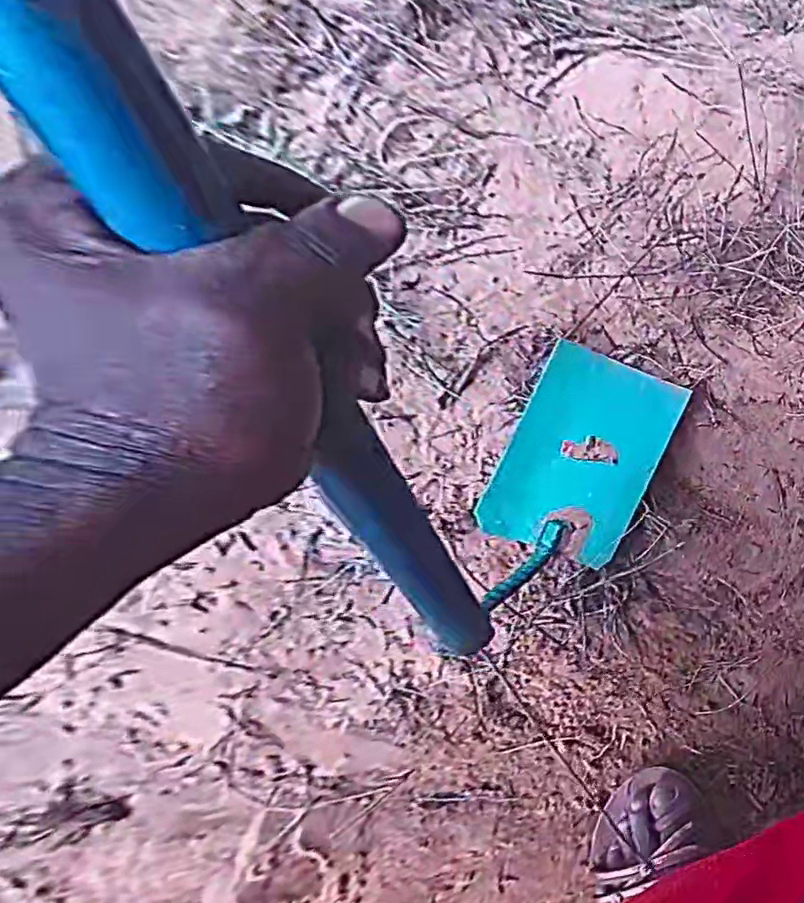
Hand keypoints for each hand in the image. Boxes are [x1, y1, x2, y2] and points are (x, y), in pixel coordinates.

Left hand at [0, 143, 405, 528]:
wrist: (177, 490)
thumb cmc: (184, 403)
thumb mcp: (252, 309)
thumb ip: (315, 252)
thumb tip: (378, 213)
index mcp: (73, 211)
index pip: (191, 159)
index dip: (277, 194)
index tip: (335, 234)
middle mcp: (118, 239)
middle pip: (261, 228)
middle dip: (326, 286)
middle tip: (347, 331)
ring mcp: (172, 288)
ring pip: (295, 277)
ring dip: (343, 324)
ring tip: (353, 370)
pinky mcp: (218, 329)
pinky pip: (301, 314)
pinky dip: (337, 345)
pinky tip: (347, 376)